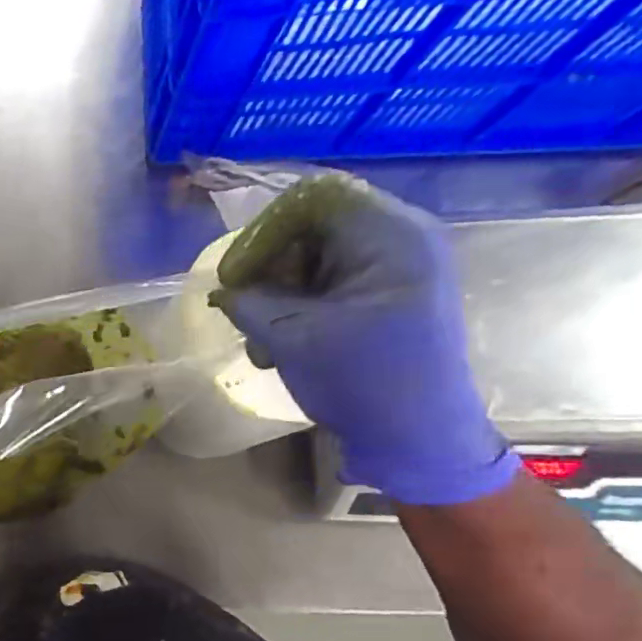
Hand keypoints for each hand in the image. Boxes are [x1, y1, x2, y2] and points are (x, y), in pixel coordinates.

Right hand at [220, 176, 518, 504]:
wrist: (420, 441)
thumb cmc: (364, 382)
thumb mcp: (295, 338)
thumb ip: (250, 303)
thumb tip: (222, 290)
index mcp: (391, 236)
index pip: (313, 199)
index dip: (264, 232)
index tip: (233, 276)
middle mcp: (398, 241)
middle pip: (313, 226)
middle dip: (268, 266)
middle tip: (240, 306)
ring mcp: (394, 272)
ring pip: (315, 258)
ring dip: (276, 293)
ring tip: (258, 339)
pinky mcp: (384, 300)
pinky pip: (329, 285)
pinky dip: (296, 308)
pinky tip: (278, 346)